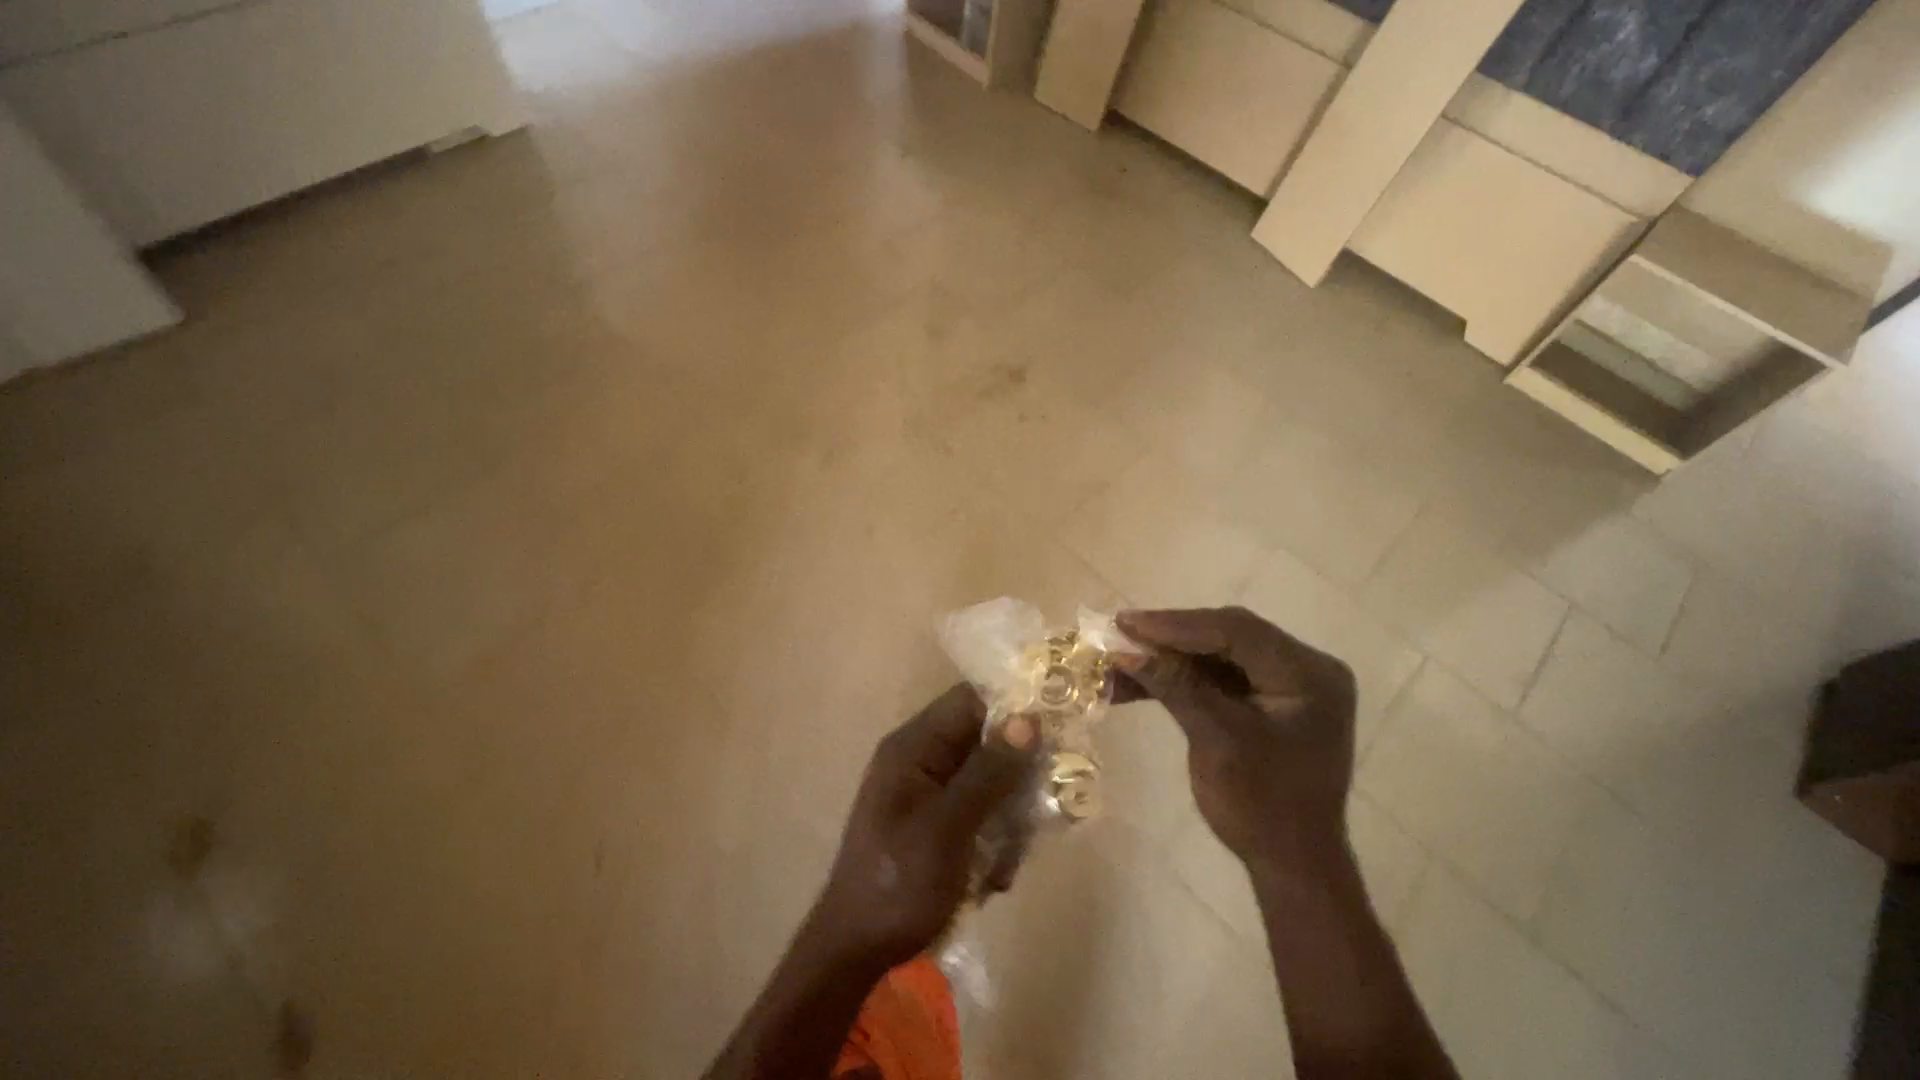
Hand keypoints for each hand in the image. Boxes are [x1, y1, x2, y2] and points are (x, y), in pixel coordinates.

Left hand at [805, 684, 1038, 970]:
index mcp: (913, 747)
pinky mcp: (940, 827)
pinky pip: (983, 816)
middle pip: (988, 742)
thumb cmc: (898, 883)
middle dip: (1018, 778)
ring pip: (992, 784)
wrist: (856, 951)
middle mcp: (922, 761)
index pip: (971, 701)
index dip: (1015, 708)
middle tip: (1040, 812)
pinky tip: (992, 879)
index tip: (1057, 733)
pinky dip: (996, 843)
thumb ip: (988, 773)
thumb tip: (1029, 719)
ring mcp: (930, 795)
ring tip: (1005, 862)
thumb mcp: (948, 828)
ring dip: (1009, 820)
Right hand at [1115, 607, 1357, 878]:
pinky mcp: (1267, 702)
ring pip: (1217, 657)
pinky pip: (1219, 680)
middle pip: (1227, 637)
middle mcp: (1304, 668)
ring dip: (1167, 661)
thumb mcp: (1216, 741)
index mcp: (1308, 674)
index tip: (1125, 624)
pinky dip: (1180, 682)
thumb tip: (1125, 650)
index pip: (1236, 631)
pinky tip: (1136, 686)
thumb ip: (1176, 686)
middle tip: (1117, 634)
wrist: (1291, 864)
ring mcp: (1286, 686)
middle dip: (1169, 639)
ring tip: (1116, 663)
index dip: (1176, 625)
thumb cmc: (1262, 806)